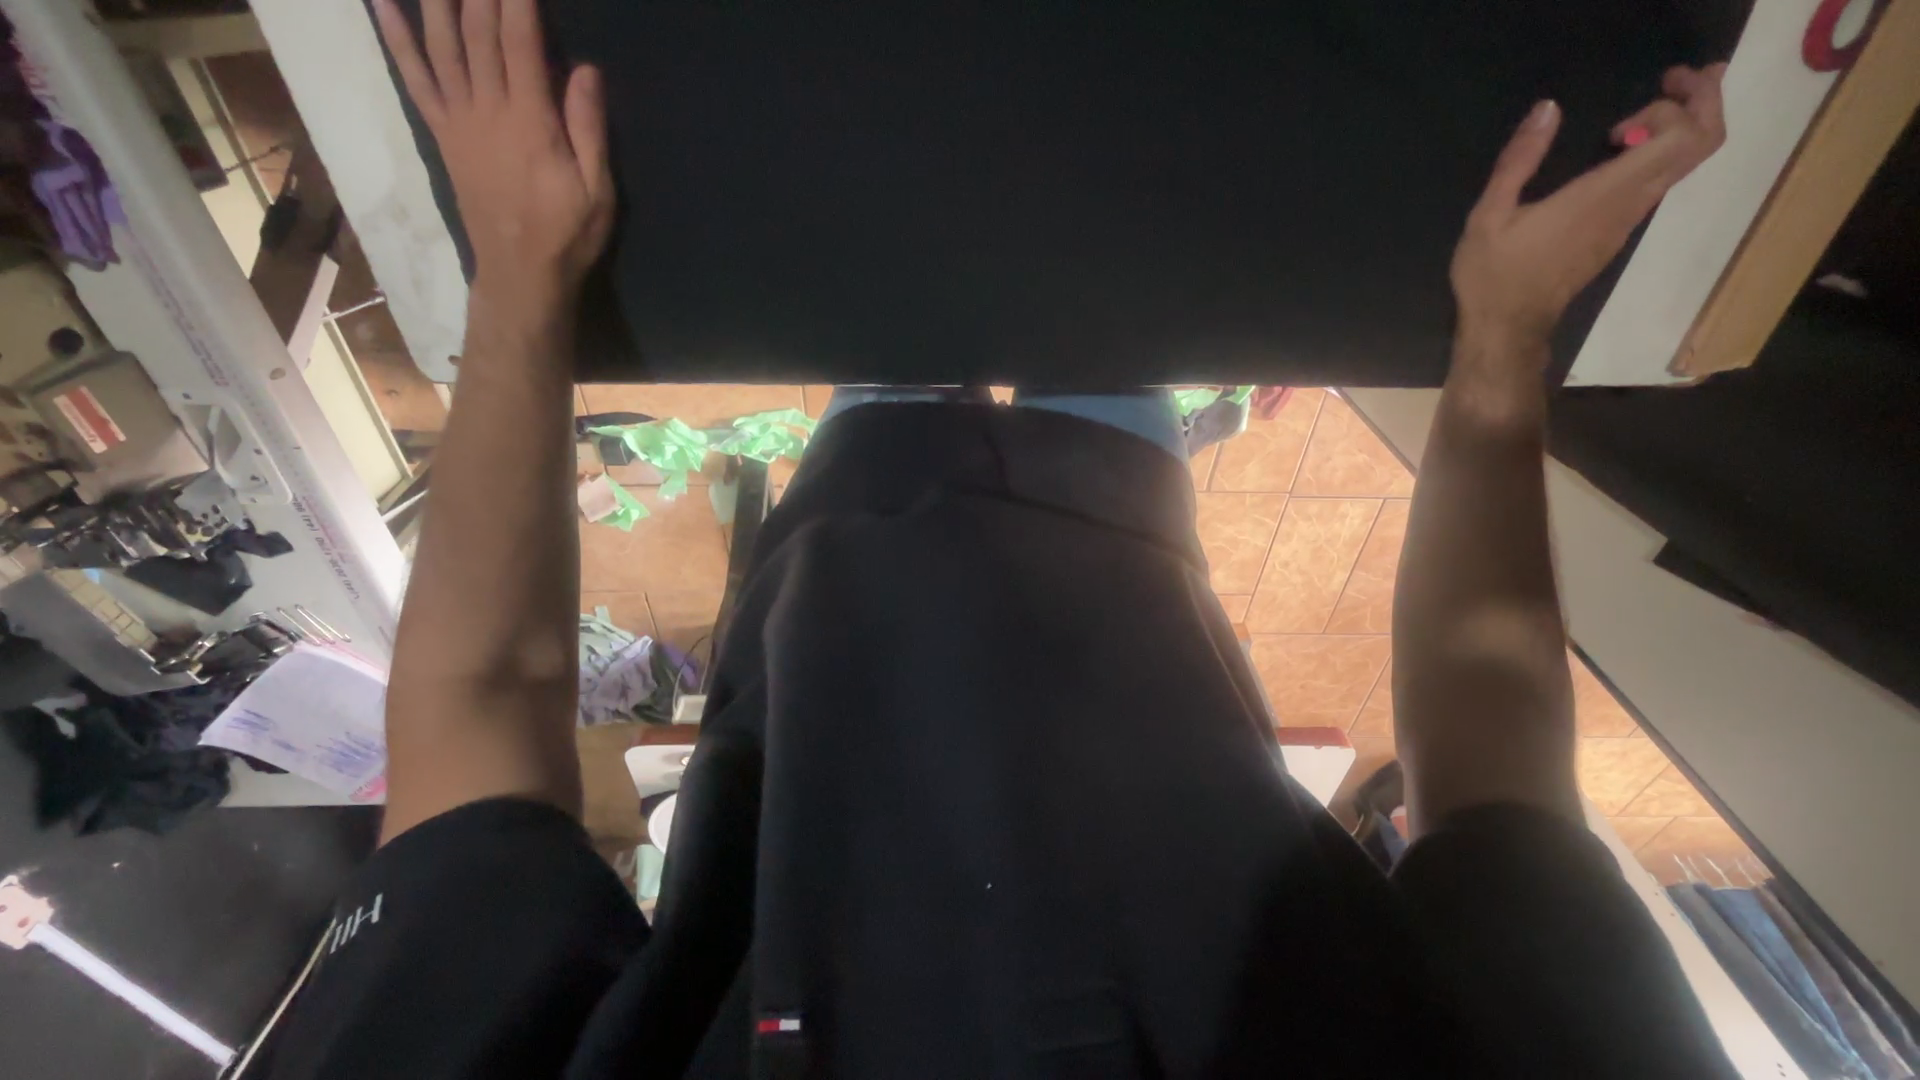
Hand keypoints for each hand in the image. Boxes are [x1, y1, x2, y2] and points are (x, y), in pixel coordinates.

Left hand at [373, 0, 613, 309]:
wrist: (520, 273)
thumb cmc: (567, 235)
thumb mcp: (597, 191)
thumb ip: (588, 129)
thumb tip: (585, 70)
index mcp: (531, 122)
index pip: (520, 43)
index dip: (518, 1)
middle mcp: (487, 110)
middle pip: (477, 32)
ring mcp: (459, 119)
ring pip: (441, 43)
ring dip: (439, 0)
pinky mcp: (443, 134)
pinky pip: (414, 77)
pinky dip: (396, 37)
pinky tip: (384, 3)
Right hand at [1450, 65, 1727, 358]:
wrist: (1507, 328)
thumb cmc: (1493, 274)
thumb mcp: (1488, 215)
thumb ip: (1518, 161)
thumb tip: (1548, 108)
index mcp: (1602, 195)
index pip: (1681, 136)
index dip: (1673, 106)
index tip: (1621, 116)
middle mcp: (1629, 204)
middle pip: (1700, 144)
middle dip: (1701, 103)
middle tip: (1672, 82)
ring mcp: (1627, 221)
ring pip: (1684, 164)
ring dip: (1678, 128)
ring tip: (1638, 115)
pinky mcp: (1618, 233)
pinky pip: (1659, 183)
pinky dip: (1656, 154)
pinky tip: (1617, 153)